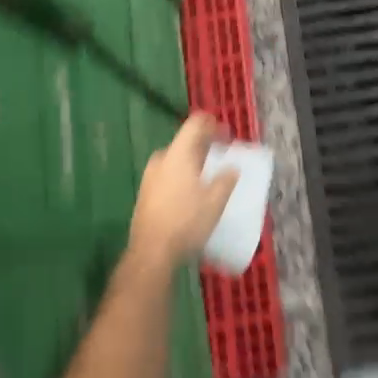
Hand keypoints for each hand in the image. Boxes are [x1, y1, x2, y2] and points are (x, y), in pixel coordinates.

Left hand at [130, 113, 238, 267]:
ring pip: (175, 161)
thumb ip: (226, 180)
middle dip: (204, 148)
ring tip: (206, 180)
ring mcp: (149, 176)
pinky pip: (167, 175)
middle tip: (219, 160)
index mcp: (178, 154)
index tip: (226, 136)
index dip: (212, 124)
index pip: (195, 124)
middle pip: (185, 143)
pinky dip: (180, 177)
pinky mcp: (144, 194)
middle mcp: (161, 159)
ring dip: (191, 164)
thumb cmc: (186, 222)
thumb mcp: (215, 202)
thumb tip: (232, 168)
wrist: (151, 253)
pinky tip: (189, 196)